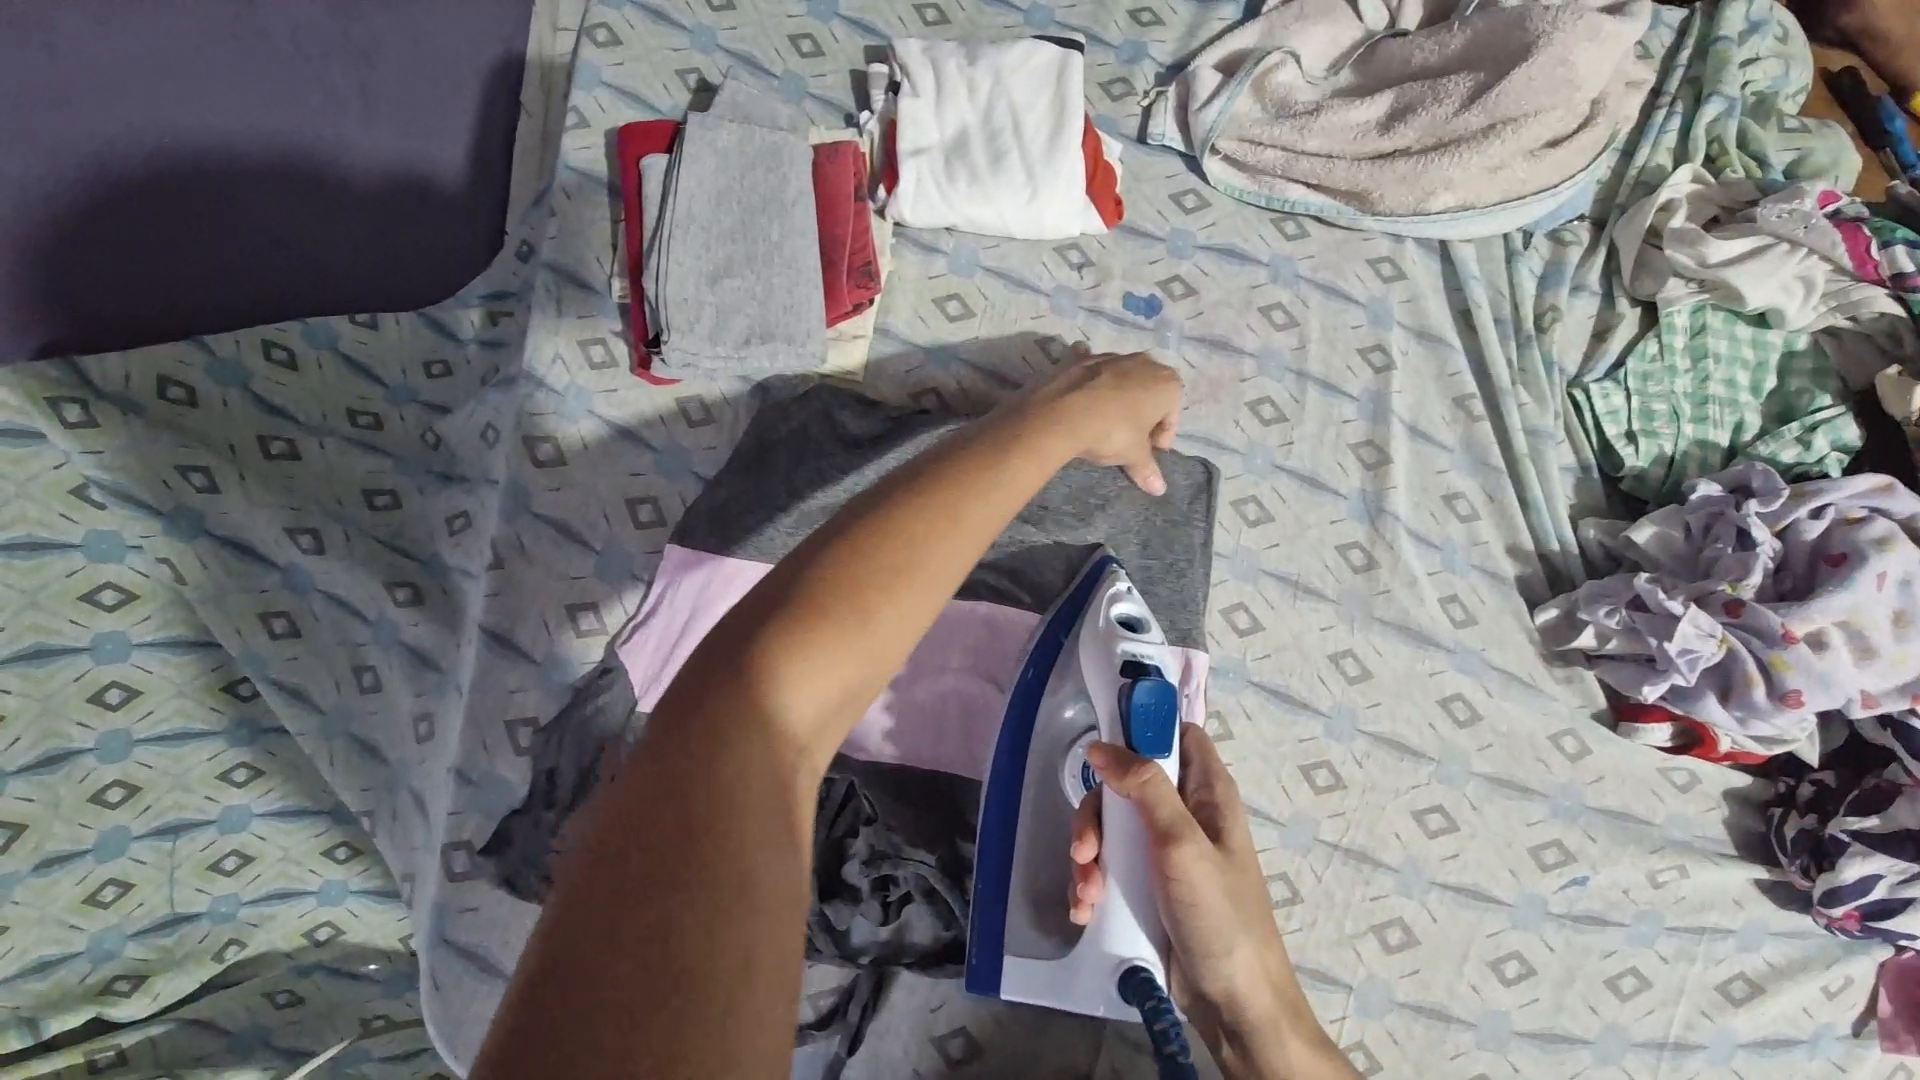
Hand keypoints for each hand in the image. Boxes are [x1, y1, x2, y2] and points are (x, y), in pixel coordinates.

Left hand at [1016, 349, 1181, 494]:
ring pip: (1124, 382)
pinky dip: (1094, 380)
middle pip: (1150, 395)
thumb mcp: (1133, 454)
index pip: (1172, 415)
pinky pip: (1095, 371)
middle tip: (1131, 440)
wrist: (1063, 414)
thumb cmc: (1112, 432)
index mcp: (1168, 383)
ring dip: (1121, 400)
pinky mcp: (1085, 360)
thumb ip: (1147, 468)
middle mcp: (1145, 363)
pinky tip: (1086, 391)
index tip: (1150, 452)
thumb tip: (1159, 490)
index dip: (1162, 436)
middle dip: (1144, 416)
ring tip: (1107, 424)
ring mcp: (1113, 357)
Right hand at [1070, 728, 1357, 1079]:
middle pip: (1128, 782)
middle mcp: (1186, 814)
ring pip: (1112, 826)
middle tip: (1086, 849)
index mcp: (1207, 792)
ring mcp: (1165, 851)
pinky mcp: (1148, 885)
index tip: (1104, 745)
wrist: (1233, 1004)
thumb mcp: (1180, 843)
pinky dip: (1093, 882)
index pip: (1176, 734)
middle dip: (1098, 814)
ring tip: (1087, 892)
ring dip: (1090, 855)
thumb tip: (1101, 745)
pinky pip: (1111, 865)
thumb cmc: (1218, 915)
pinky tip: (1086, 908)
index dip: (1142, 729)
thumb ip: (1144, 787)